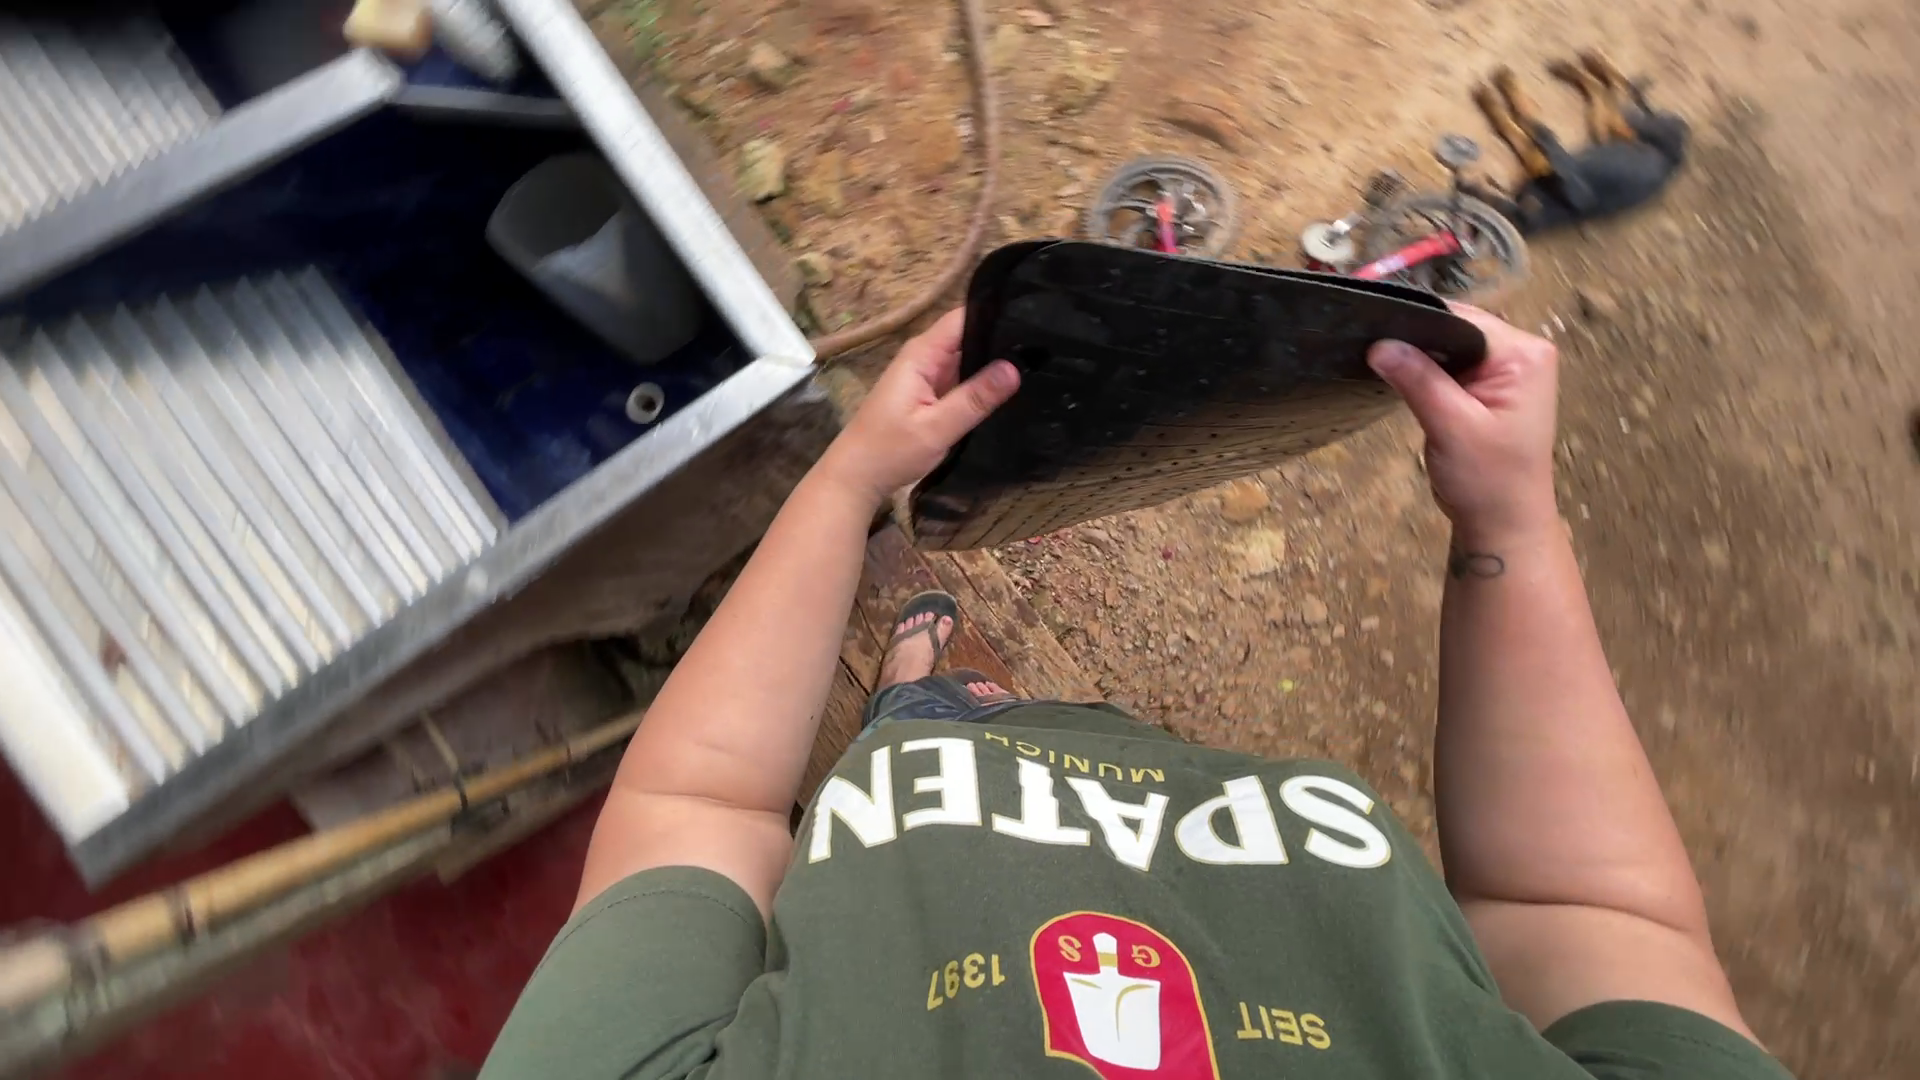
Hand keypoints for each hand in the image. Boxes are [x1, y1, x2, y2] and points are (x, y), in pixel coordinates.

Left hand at [814, 309, 1020, 506]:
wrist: (857, 476)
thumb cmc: (890, 451)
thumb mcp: (937, 428)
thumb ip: (975, 399)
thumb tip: (1014, 368)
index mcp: (923, 354)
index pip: (963, 317)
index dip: (996, 314)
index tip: (1033, 320)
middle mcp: (925, 357)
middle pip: (968, 335)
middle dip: (1001, 340)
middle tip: (1043, 349)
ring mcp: (927, 376)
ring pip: (967, 358)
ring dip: (993, 363)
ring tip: (1036, 365)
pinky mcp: (930, 394)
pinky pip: (961, 379)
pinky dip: (980, 383)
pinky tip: (1009, 389)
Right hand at [1367, 304, 1558, 543]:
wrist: (1501, 520)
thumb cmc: (1486, 478)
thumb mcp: (1451, 426)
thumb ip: (1418, 380)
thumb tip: (1379, 344)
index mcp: (1523, 354)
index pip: (1462, 319)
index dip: (1417, 322)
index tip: (1372, 331)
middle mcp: (1519, 354)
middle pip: (1455, 328)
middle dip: (1414, 338)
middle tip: (1366, 347)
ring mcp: (1503, 371)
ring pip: (1447, 347)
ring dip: (1416, 356)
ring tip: (1375, 360)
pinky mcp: (1483, 388)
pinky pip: (1447, 366)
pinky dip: (1422, 371)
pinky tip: (1397, 377)